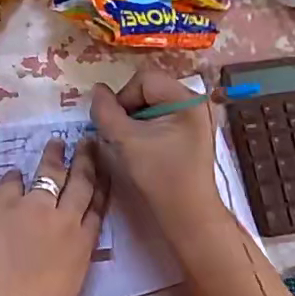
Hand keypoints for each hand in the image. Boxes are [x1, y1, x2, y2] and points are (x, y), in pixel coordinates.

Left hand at [0, 137, 114, 295]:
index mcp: (81, 246)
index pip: (98, 209)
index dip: (104, 188)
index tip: (108, 170)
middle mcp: (62, 220)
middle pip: (80, 183)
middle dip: (86, 160)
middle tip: (88, 140)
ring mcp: (31, 208)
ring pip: (49, 174)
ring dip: (53, 157)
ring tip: (56, 142)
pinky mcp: (2, 204)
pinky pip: (12, 182)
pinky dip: (14, 176)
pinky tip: (15, 171)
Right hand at [91, 71, 223, 235]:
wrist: (188, 215)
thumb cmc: (159, 176)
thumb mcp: (125, 140)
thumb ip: (106, 111)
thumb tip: (97, 90)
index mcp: (187, 99)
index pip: (143, 80)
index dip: (123, 99)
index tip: (117, 126)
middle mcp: (196, 102)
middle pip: (149, 89)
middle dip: (129, 109)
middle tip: (122, 136)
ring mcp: (196, 117)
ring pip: (152, 103)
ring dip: (136, 120)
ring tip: (132, 143)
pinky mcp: (192, 132)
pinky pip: (162, 117)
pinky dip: (147, 127)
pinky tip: (144, 148)